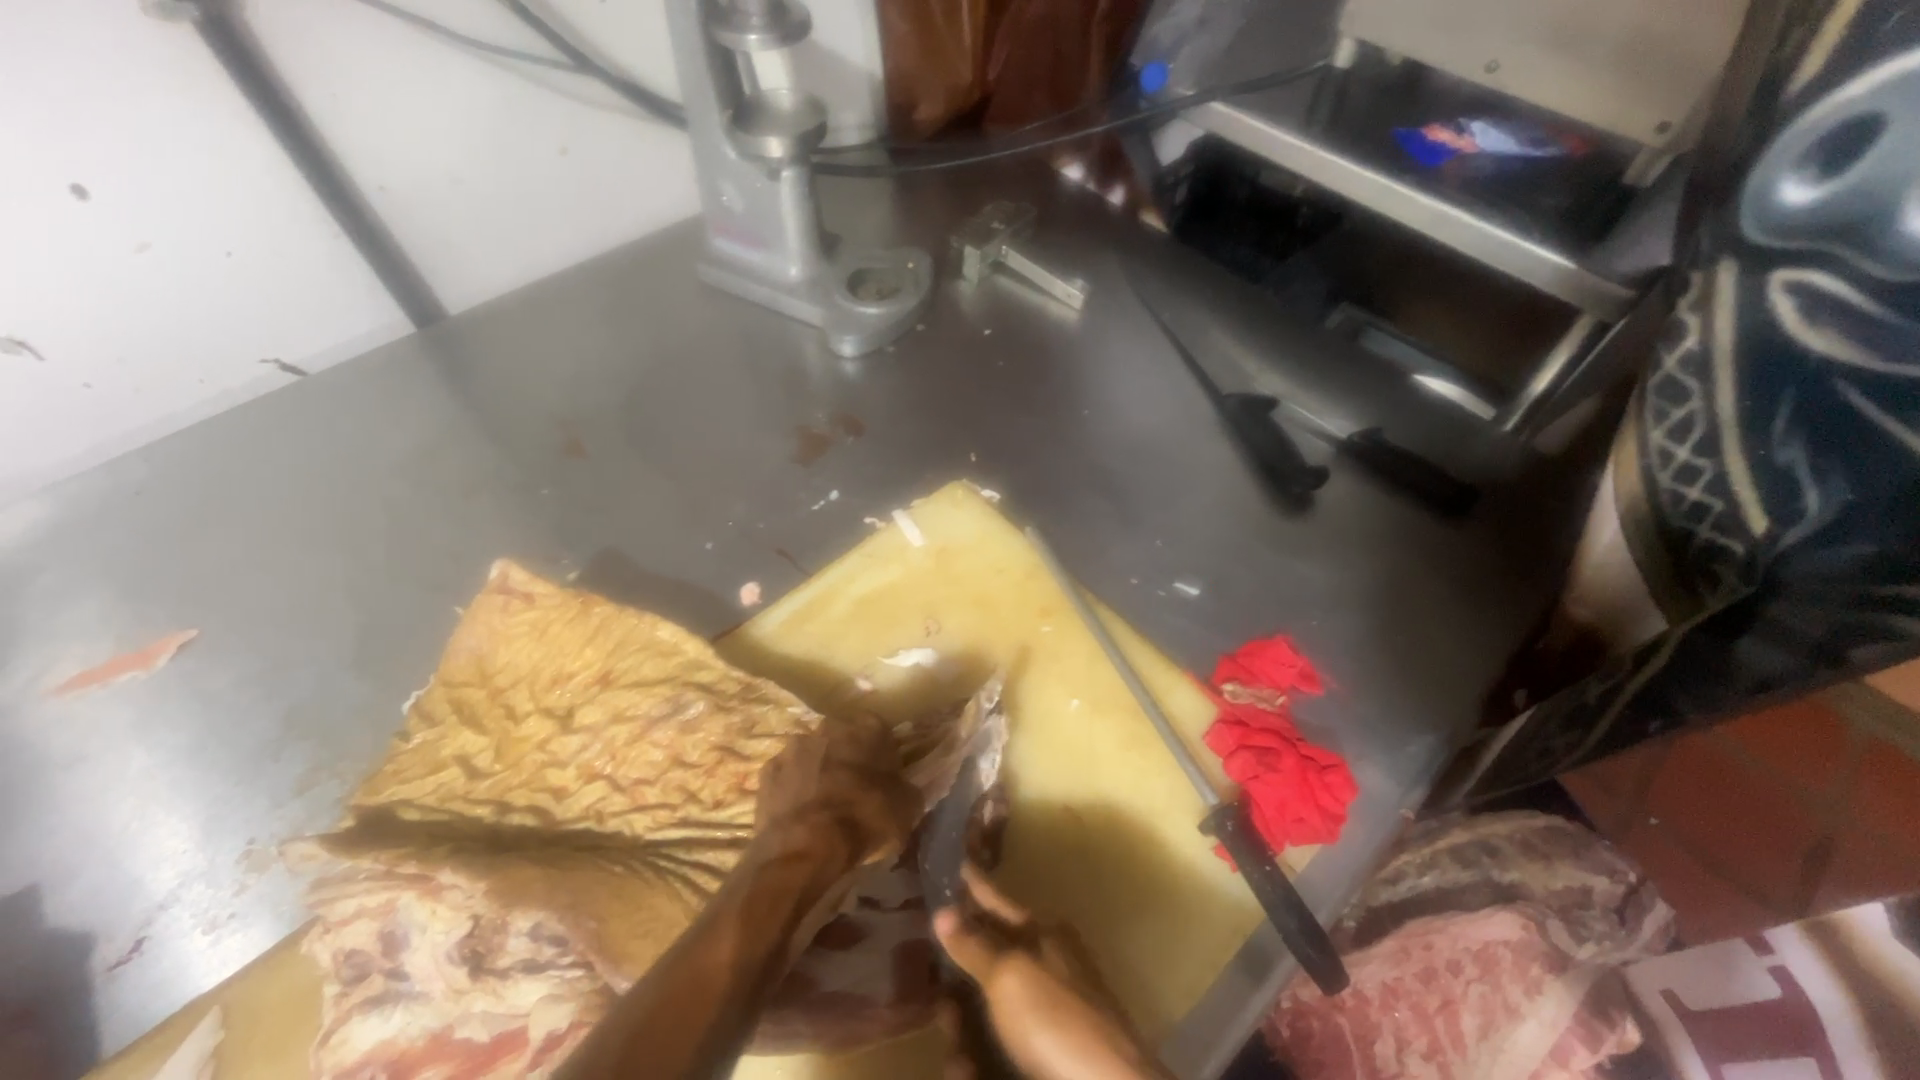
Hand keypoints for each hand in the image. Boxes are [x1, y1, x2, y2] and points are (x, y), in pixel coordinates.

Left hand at [751, 714, 921, 875]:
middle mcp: (828, 727)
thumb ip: (906, 788)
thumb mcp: (906, 808)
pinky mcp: (766, 772)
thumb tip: (904, 786)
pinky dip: (792, 789)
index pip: (879, 730)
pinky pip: (786, 776)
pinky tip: (800, 813)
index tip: (884, 775)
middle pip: (842, 738)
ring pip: (811, 755)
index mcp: (866, 727)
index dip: (882, 753)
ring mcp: (792, 748)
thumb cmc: (864, 820)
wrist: (805, 848)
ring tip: (823, 804)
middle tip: (854, 788)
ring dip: (817, 771)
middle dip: (847, 757)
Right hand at [934, 865, 1171, 1079]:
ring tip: (959, 1058)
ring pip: (982, 1015)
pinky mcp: (1035, 1059)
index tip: (952, 863)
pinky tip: (967, 1072)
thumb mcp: (1010, 975)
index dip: (974, 886)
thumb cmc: (1057, 1020)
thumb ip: (974, 945)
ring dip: (962, 1034)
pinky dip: (975, 1067)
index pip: (998, 901)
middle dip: (955, 981)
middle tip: (937, 998)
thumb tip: (944, 910)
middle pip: (985, 963)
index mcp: (1045, 938)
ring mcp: (1042, 1019)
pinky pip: (990, 1056)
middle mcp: (1043, 971)